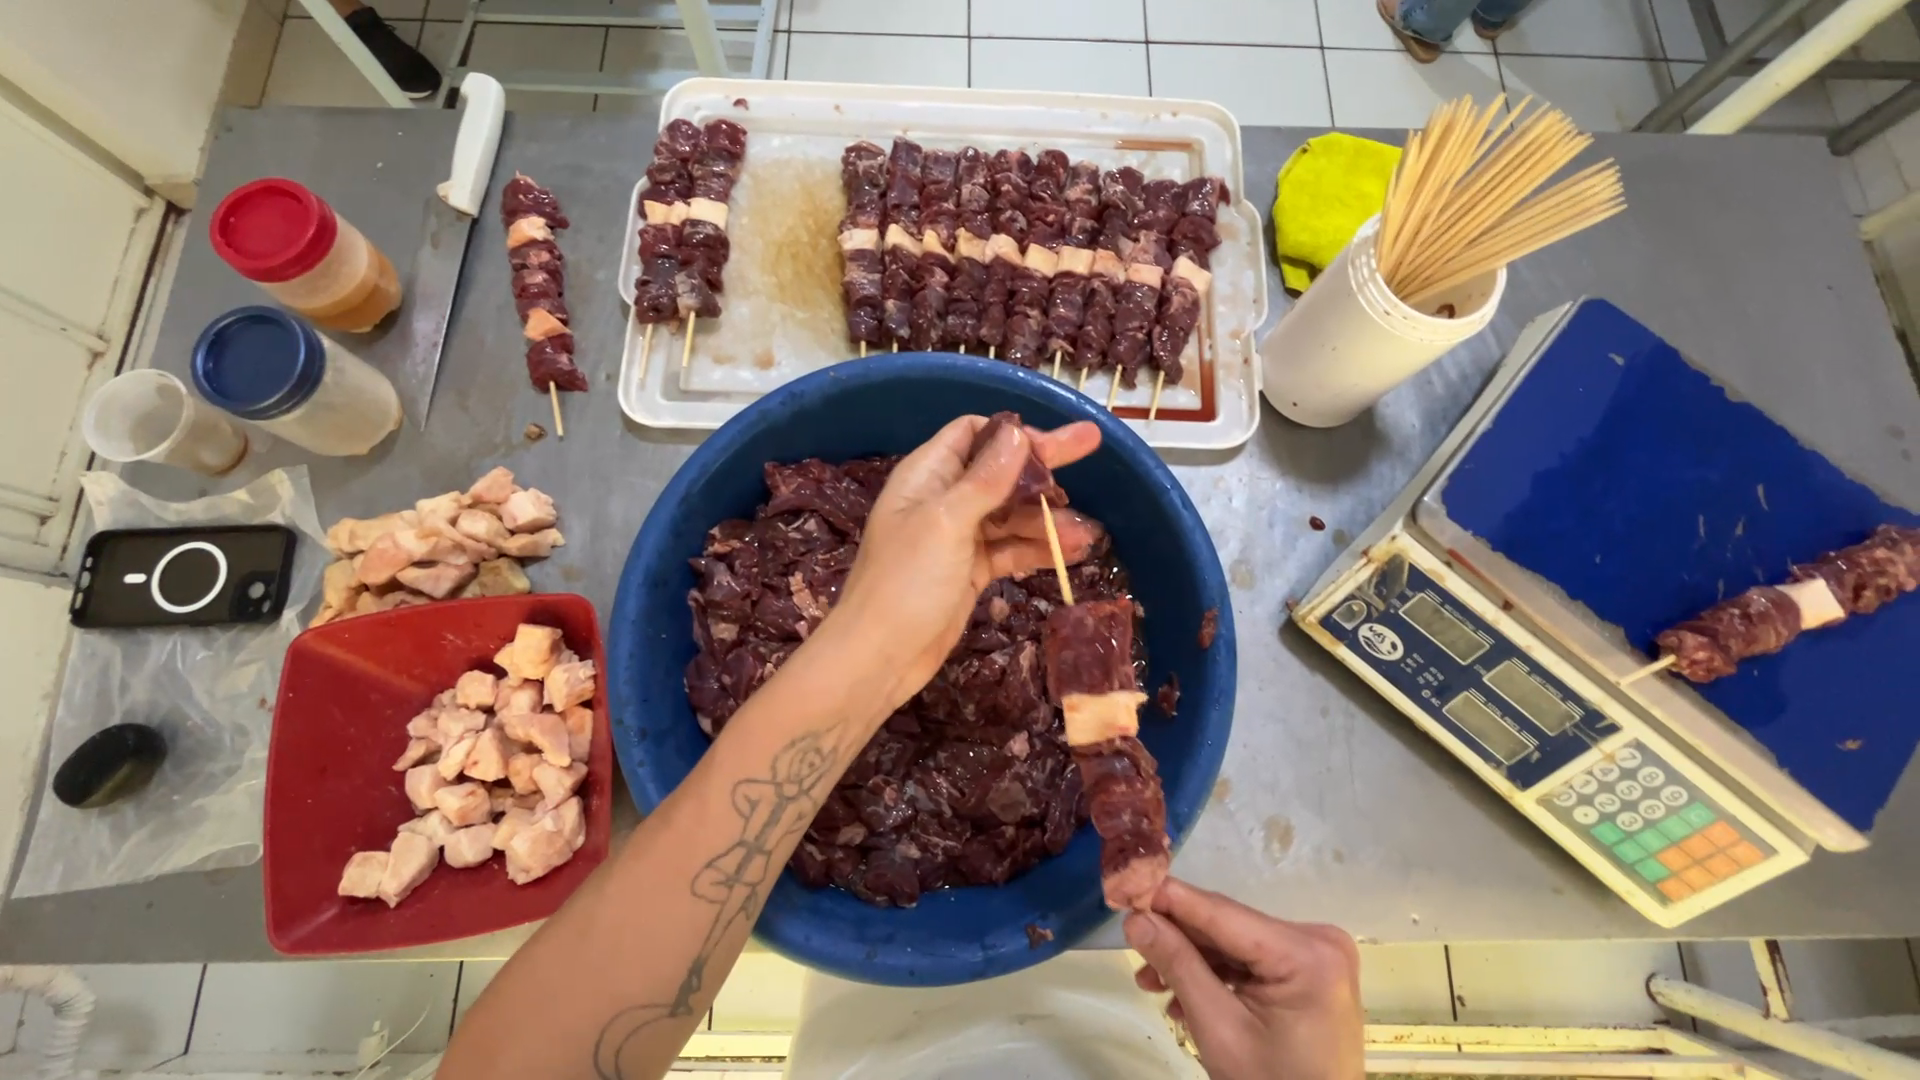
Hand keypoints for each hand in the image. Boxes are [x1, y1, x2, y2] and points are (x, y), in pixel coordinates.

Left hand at [822, 414, 1101, 710]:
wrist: (879, 658)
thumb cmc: (905, 583)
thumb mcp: (946, 524)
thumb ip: (985, 480)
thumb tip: (1017, 432)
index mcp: (927, 476)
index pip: (972, 434)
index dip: (1011, 434)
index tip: (1051, 444)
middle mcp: (943, 499)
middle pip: (999, 471)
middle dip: (1043, 467)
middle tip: (1091, 446)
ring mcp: (957, 537)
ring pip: (1011, 515)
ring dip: (1048, 518)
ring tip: (1090, 531)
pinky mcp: (970, 571)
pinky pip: (1011, 550)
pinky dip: (1039, 549)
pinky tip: (1074, 552)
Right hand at [1125, 879, 1363, 1079]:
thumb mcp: (1218, 1028)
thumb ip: (1176, 964)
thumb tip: (1134, 918)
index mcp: (1306, 952)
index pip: (1219, 910)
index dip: (1166, 896)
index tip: (1123, 888)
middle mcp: (1316, 940)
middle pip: (1225, 925)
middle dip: (1175, 937)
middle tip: (1131, 944)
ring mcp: (1315, 956)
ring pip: (1231, 942)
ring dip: (1189, 959)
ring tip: (1150, 982)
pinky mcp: (1308, 972)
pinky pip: (1249, 959)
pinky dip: (1215, 974)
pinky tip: (1181, 996)